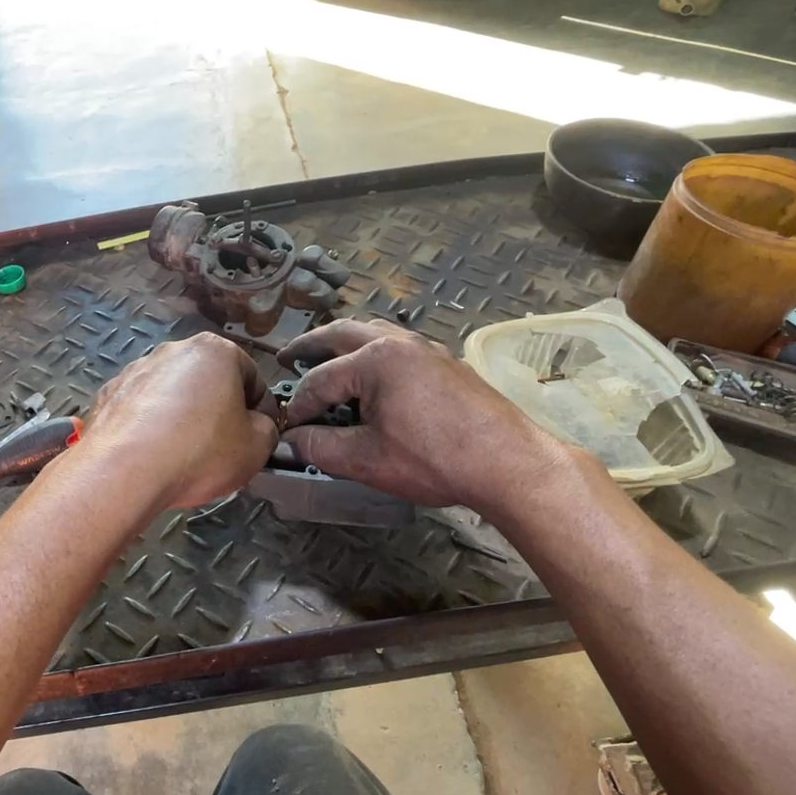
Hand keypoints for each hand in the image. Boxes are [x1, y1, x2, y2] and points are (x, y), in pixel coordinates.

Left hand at [82, 333, 279, 509]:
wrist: (124, 472)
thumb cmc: (199, 452)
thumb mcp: (257, 448)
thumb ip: (267, 429)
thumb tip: (258, 426)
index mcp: (214, 350)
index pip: (251, 378)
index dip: (260, 411)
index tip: (257, 437)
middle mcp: (172, 350)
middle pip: (208, 382)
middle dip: (217, 412)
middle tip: (221, 449)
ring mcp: (135, 370)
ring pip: (172, 395)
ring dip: (182, 418)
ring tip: (183, 457)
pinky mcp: (108, 394)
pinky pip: (141, 411)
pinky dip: (149, 428)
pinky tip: (153, 456)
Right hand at [277, 319, 583, 516]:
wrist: (508, 463)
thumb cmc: (434, 459)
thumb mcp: (367, 459)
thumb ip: (321, 447)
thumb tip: (291, 442)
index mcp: (374, 360)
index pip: (319, 380)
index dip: (298, 406)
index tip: (286, 429)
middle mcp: (397, 342)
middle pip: (341, 334)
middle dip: (310, 346)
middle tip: (286, 358)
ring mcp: (425, 348)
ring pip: (372, 331)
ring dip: (343, 341)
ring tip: (325, 356)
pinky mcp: (444, 362)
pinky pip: (396, 344)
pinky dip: (371, 350)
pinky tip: (370, 374)